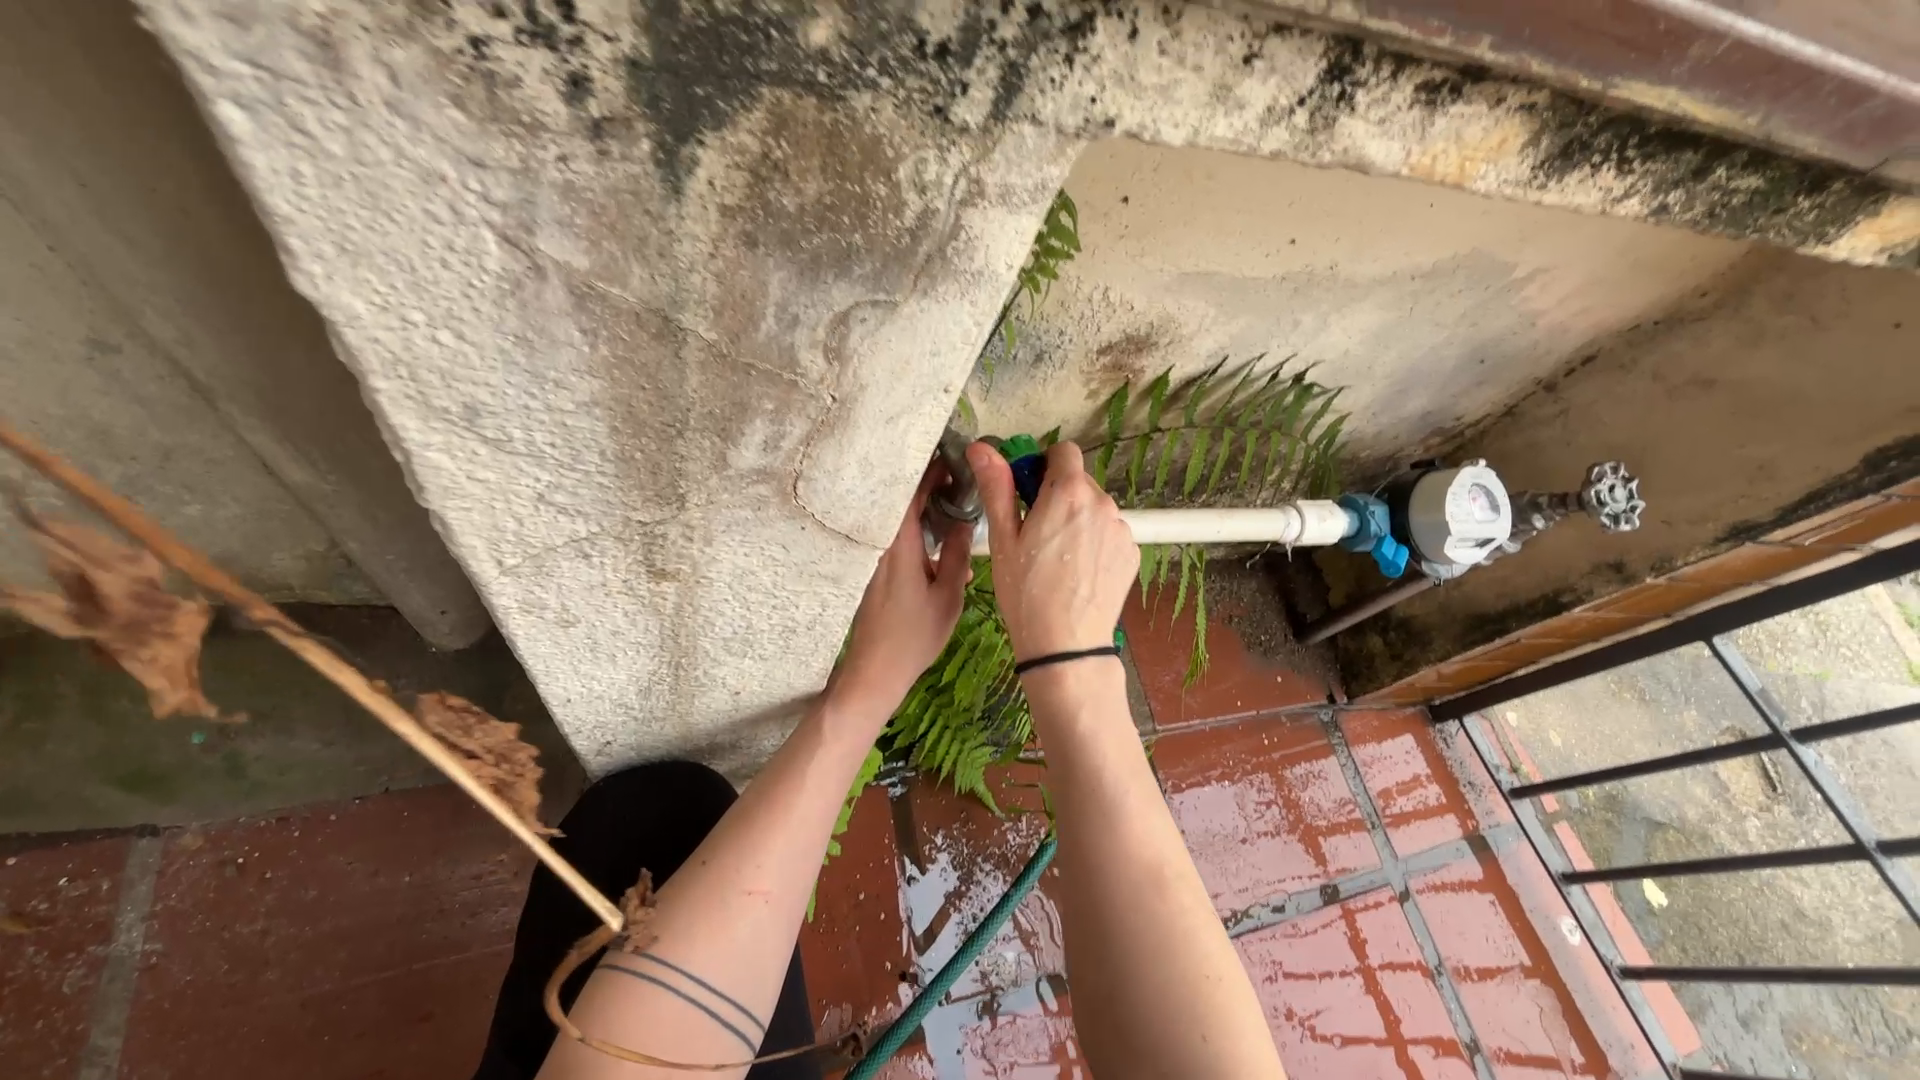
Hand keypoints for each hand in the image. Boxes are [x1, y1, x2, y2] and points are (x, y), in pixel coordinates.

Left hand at [834, 464, 971, 710]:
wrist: (875, 670)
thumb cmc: (914, 636)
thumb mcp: (948, 595)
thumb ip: (957, 553)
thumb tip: (965, 520)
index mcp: (899, 544)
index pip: (910, 491)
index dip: (930, 470)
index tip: (953, 458)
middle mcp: (881, 543)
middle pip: (901, 499)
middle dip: (929, 483)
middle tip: (959, 475)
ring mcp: (875, 556)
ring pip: (899, 518)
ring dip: (925, 506)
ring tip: (956, 502)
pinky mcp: (875, 569)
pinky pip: (896, 536)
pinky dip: (917, 528)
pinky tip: (941, 539)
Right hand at [967, 440, 1137, 661]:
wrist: (1065, 643)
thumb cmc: (1027, 592)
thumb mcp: (1003, 538)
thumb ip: (996, 487)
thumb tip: (981, 448)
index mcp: (1068, 492)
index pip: (1064, 451)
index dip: (1043, 466)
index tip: (1029, 491)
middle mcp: (1102, 503)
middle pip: (1079, 481)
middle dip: (1058, 496)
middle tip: (1036, 532)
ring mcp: (1121, 529)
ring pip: (1095, 509)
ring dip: (1078, 520)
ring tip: (1057, 558)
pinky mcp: (1131, 553)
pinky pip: (1109, 533)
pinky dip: (1094, 543)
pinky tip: (1076, 572)